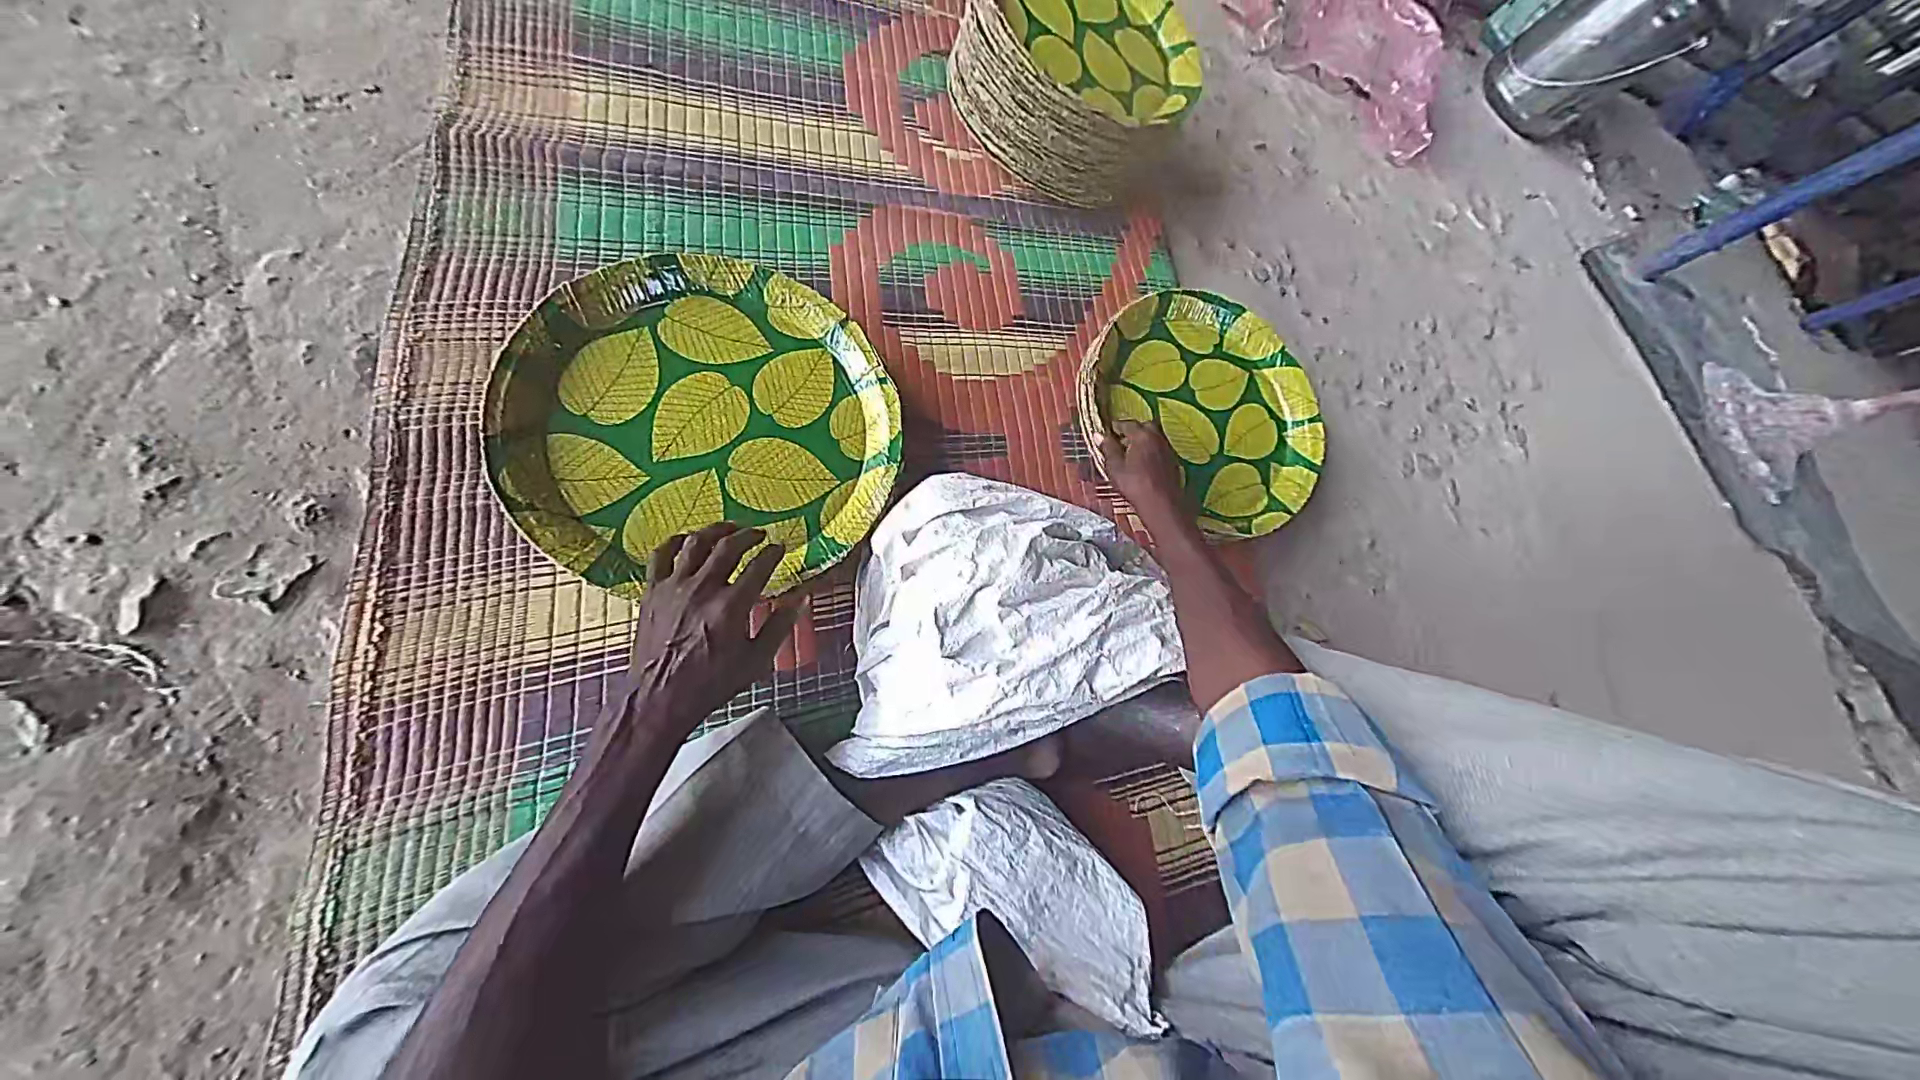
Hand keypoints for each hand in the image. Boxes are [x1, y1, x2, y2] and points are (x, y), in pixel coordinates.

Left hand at [609, 523, 803, 742]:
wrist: (660, 697)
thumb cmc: (710, 683)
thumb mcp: (756, 660)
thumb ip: (780, 626)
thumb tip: (800, 600)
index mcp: (731, 606)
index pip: (759, 566)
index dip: (773, 553)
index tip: (780, 548)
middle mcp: (702, 589)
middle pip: (728, 546)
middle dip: (749, 535)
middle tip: (759, 534)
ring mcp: (674, 587)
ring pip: (695, 542)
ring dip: (716, 530)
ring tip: (728, 529)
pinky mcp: (652, 591)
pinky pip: (661, 554)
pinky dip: (676, 542)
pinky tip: (686, 540)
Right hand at [1098, 421, 1188, 523]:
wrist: (1162, 503)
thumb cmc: (1135, 485)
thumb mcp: (1115, 467)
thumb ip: (1108, 448)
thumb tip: (1099, 435)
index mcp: (1142, 435)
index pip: (1127, 424)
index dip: (1115, 427)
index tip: (1108, 432)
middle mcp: (1157, 437)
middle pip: (1144, 426)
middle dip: (1132, 430)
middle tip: (1120, 440)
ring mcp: (1167, 448)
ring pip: (1153, 437)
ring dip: (1142, 440)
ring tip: (1130, 452)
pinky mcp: (1173, 460)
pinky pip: (1159, 448)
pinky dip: (1150, 450)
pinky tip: (1143, 462)